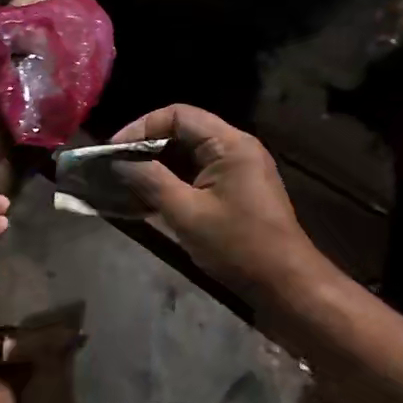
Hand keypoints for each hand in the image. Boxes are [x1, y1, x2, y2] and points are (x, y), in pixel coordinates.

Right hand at [111, 105, 337, 298]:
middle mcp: (237, 148)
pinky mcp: (237, 189)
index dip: (142, 127)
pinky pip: (198, 172)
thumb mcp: (186, 213)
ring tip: (127, 180)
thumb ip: (150, 181)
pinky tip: (150, 196)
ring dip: (158, 164)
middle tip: (116, 164)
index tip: (114, 150)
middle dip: (147, 145)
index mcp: (229, 144)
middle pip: (183, 130)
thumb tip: (119, 162)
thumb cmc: (238, 246)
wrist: (288, 287)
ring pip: (189, 153)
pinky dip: (174, 179)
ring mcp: (239, 169)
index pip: (178, 115)